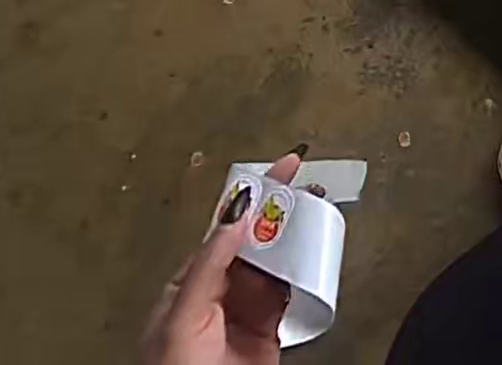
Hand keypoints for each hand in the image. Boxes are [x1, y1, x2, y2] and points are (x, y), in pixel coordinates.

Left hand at [140, 151, 302, 364]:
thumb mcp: (183, 315)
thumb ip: (209, 263)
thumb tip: (236, 214)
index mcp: (193, 276)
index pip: (228, 224)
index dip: (255, 194)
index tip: (282, 168)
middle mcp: (221, 287)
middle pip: (256, 238)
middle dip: (281, 210)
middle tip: (309, 187)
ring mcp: (245, 309)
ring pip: (275, 262)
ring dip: (296, 237)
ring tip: (318, 214)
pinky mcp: (267, 332)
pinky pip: (288, 294)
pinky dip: (303, 274)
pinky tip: (314, 257)